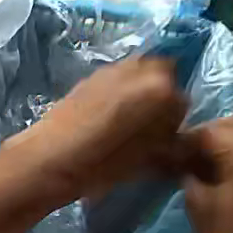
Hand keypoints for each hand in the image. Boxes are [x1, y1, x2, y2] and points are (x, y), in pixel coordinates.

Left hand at [0, 58, 188, 205]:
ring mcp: (114, 67)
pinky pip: (119, 78)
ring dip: (142, 91)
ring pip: (141, 74)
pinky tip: (109, 115)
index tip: (166, 139)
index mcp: (161, 89)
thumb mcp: (147, 161)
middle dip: (161, 98)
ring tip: (129, 120)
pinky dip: (122, 91)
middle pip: (164, 77)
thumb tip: (180, 142)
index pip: (183, 102)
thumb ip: (172, 147)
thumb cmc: (103, 164)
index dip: (176, 123)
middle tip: (150, 126)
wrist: (50, 158)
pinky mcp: (92, 74)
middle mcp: (141, 68)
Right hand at [180, 114, 232, 232]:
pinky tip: (225, 164)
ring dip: (227, 138)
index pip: (210, 132)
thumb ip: (189, 170)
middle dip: (209, 134)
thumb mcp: (197, 203)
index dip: (187, 141)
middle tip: (189, 153)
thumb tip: (179, 156)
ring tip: (206, 158)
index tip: (170, 152)